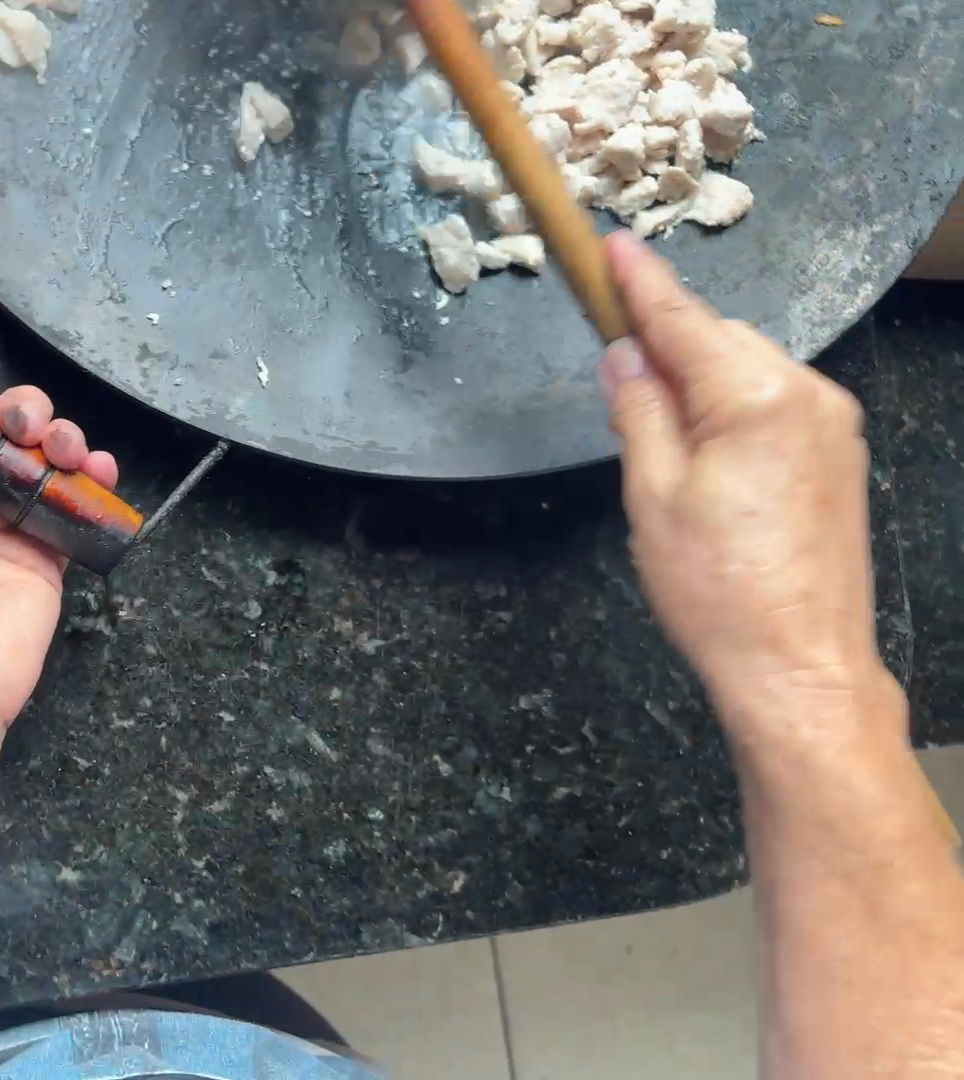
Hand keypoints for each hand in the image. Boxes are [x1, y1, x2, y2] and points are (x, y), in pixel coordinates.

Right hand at [597, 231, 896, 742]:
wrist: (797, 658)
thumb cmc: (710, 581)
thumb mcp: (651, 493)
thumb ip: (638, 411)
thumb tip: (622, 354)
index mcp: (760, 401)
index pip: (686, 324)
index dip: (644, 284)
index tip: (614, 244)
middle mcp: (811, 398)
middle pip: (721, 339)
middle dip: (663, 330)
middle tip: (605, 333)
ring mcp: (832, 426)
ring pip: (745, 368)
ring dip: (689, 366)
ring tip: (637, 395)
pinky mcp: (832, 456)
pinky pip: (766, 400)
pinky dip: (719, 395)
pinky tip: (686, 424)